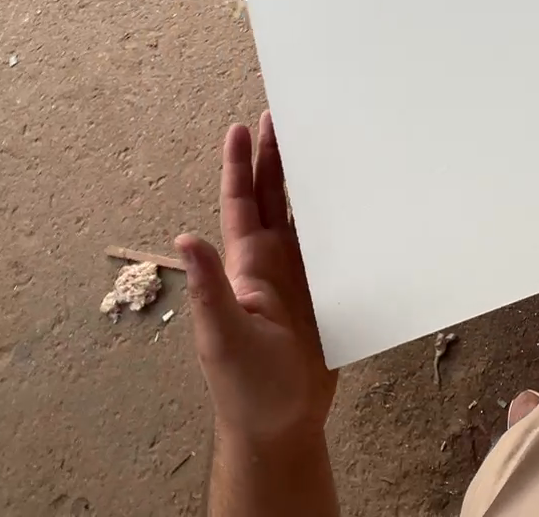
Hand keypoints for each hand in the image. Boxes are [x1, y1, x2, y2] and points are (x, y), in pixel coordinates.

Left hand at [176, 112, 335, 447]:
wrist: (284, 421)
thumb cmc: (246, 385)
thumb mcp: (224, 336)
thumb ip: (208, 289)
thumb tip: (185, 238)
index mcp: (245, 264)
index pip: (239, 202)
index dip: (237, 165)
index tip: (240, 127)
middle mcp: (271, 259)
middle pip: (271, 195)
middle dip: (273, 155)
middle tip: (283, 116)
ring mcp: (300, 272)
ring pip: (302, 211)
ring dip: (305, 177)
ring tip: (318, 141)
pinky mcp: (326, 286)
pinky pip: (332, 240)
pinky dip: (339, 213)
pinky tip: (352, 194)